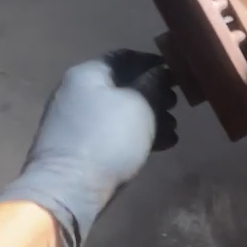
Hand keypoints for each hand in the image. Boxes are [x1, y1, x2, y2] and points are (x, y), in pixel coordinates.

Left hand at [0, 50, 178, 246]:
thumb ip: (154, 83)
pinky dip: (135, 134)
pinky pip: (112, 132)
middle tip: (176, 105)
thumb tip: (160, 72)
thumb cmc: (108, 139)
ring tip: (172, 130)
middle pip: (124, 84)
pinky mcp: (79, 146)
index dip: (155, 63)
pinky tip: (161, 145)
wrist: (68, 190)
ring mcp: (76, 121)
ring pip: (121, 110)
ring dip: (150, 117)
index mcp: (88, 73)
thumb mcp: (141, 105)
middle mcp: (77, 91)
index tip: (178, 75)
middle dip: (154, 94)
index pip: (126, 56)